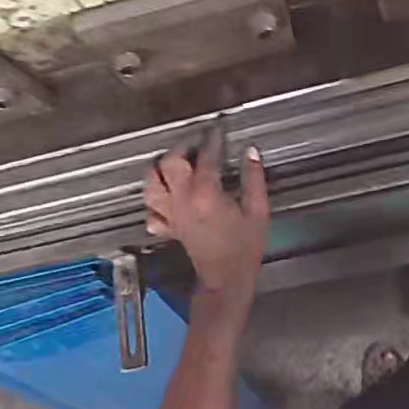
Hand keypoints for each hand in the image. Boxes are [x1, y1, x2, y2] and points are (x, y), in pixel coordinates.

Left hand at [143, 129, 269, 300]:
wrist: (226, 279)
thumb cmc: (244, 247)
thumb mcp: (258, 210)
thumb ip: (254, 178)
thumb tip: (251, 153)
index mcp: (206, 194)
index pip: (206, 156)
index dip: (213, 139)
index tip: (219, 129)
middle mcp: (183, 201)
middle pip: (169, 163)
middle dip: (182, 146)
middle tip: (196, 140)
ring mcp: (171, 214)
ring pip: (150, 183)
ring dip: (159, 168)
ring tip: (173, 160)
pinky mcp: (168, 227)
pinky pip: (151, 209)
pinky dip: (153, 198)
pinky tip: (165, 193)